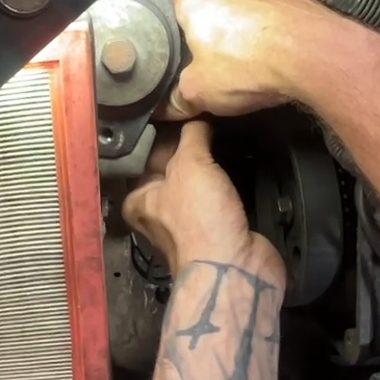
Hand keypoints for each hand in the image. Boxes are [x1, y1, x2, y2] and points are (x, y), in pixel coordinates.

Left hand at [124, 121, 280, 272]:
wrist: (236, 267)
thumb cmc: (200, 225)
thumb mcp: (190, 164)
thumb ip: (192, 136)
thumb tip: (198, 119)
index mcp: (139, 199)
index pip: (147, 154)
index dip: (164, 131)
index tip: (181, 112)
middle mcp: (161, 212)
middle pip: (175, 166)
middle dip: (191, 147)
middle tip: (207, 123)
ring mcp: (191, 222)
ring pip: (201, 181)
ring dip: (213, 166)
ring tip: (225, 141)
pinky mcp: (219, 228)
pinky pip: (222, 196)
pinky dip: (231, 184)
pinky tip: (240, 168)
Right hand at [165, 0, 379, 118]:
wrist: (316, 56)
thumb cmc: (253, 66)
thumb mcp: (199, 93)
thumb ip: (176, 98)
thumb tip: (166, 106)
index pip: (167, 9)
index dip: (165, 32)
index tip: (170, 50)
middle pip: (206, 9)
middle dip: (206, 34)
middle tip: (207, 63)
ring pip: (241, 10)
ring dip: (241, 32)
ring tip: (245, 64)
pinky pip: (272, 15)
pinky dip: (270, 32)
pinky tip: (274, 57)